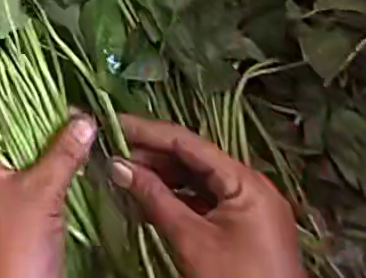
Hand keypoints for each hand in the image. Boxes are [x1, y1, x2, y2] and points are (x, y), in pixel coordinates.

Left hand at [0, 115, 95, 277]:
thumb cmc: (18, 243)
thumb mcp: (42, 192)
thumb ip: (63, 153)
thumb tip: (85, 119)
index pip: (4, 115)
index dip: (33, 102)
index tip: (64, 96)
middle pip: (21, 135)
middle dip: (50, 126)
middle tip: (81, 114)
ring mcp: (4, 191)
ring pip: (33, 157)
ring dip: (57, 149)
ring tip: (85, 132)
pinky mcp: (21, 211)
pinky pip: (40, 180)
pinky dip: (58, 171)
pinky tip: (79, 162)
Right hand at [111, 115, 303, 277]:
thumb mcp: (190, 240)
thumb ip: (153, 196)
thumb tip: (116, 165)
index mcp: (245, 181)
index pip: (187, 142)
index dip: (147, 132)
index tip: (114, 124)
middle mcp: (251, 185)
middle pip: (193, 158)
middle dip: (153, 155)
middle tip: (115, 152)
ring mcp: (251, 207)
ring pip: (199, 179)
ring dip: (163, 176)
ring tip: (127, 173)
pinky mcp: (247, 228)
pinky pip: (207, 200)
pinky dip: (179, 197)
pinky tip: (152, 197)